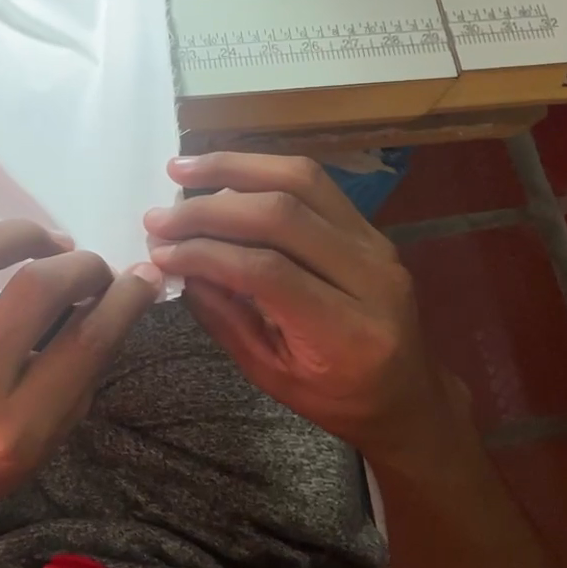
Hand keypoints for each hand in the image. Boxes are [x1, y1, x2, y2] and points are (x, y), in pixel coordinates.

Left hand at [0, 215, 162, 554]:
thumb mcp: (56, 430)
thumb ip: (88, 362)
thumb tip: (126, 288)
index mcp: (17, 423)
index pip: (84, 343)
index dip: (125, 299)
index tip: (144, 277)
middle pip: (35, 289)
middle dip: (82, 266)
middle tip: (94, 271)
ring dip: (22, 234)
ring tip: (48, 246)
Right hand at [143, 153, 470, 474]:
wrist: (407, 394)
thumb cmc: (334, 398)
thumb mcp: (269, 374)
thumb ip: (224, 317)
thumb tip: (177, 264)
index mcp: (348, 332)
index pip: (267, 271)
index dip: (206, 254)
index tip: (160, 252)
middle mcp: (371, 276)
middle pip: (283, 215)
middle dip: (209, 211)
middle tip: (159, 216)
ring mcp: (375, 242)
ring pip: (301, 180)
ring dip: (233, 169)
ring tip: (181, 170)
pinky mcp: (368, 225)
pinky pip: (312, 181)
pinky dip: (259, 170)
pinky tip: (220, 171)